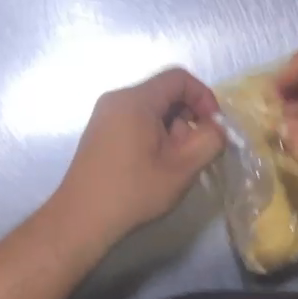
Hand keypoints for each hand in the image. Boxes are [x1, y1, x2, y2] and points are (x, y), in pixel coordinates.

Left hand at [50, 68, 225, 244]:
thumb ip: (210, 140)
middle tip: (193, 151)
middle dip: (188, 117)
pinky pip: (135, 121)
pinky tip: (154, 166)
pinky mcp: (99, 133)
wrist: (81, 220)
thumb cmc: (133, 191)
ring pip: (151, 109)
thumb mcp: (183, 168)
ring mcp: (104, 116)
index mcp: (136, 100)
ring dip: (172, 130)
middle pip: (165, 92)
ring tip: (174, 163)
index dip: (204, 97)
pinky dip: (154, 135)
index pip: (179, 78)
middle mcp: (117, 99)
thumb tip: (216, 128)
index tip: (213, 128)